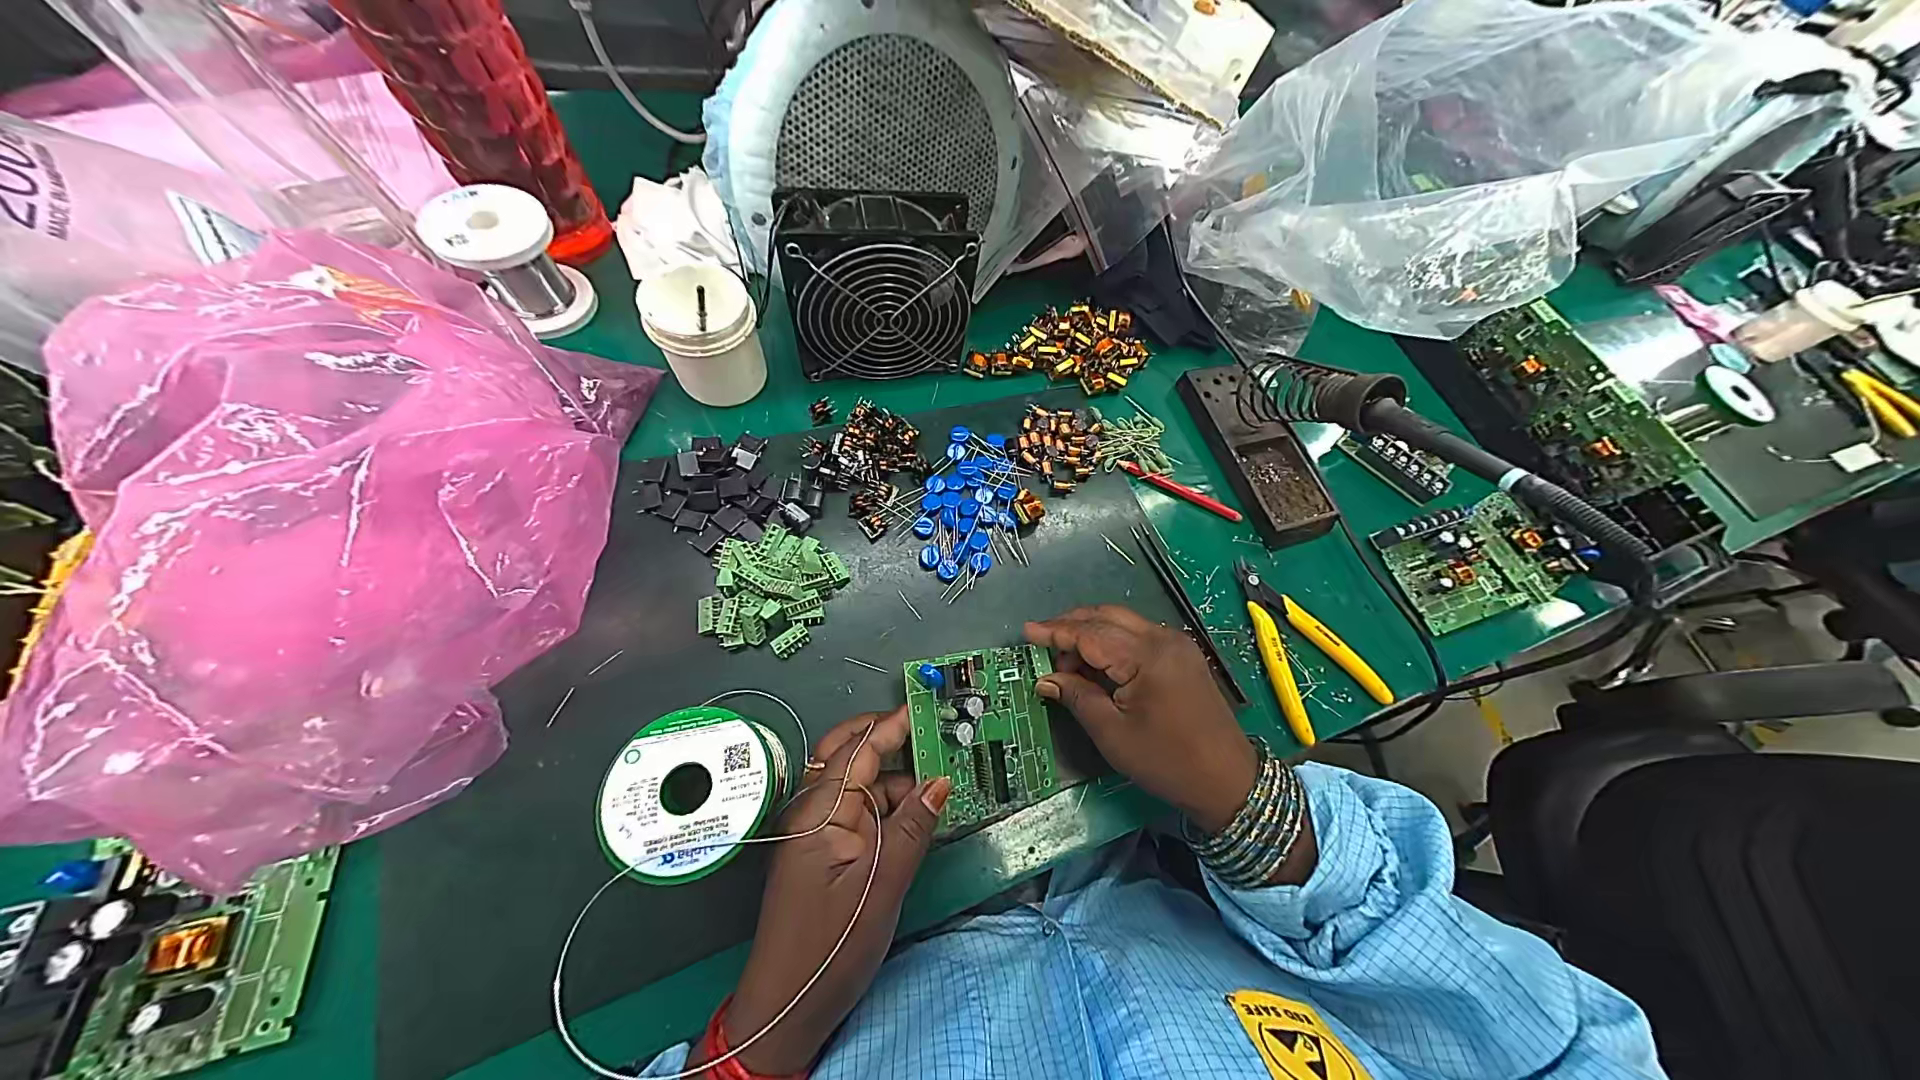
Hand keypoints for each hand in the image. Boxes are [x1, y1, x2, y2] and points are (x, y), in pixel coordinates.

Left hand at [720, 706, 951, 1074]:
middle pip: (849, 755)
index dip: (892, 725)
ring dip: (893, 775)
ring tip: (934, 778)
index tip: (924, 708)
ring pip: (858, 784)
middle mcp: (814, 811)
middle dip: (886, 737)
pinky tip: (914, 812)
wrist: (784, 1007)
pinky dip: (886, 803)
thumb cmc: (829, 948)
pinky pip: (858, 810)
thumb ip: (911, 829)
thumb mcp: (881, 887)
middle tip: (928, 733)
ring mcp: (818, 830)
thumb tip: (940, 783)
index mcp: (820, 811)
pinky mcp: (825, 849)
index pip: (860, 750)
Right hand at [1025, 605, 1256, 833]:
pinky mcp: (1182, 655)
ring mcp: (1176, 644)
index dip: (1055, 632)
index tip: (1026, 633)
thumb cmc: (1166, 761)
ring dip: (1091, 633)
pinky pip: (1137, 635)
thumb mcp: (1112, 733)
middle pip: (1106, 617)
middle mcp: (1163, 639)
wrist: (1229, 781)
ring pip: (1122, 622)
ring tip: (1066, 662)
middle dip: (1071, 626)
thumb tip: (1046, 679)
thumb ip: (1077, 697)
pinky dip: (1111, 642)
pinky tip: (1096, 663)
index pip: (1090, 633)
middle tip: (1042, 645)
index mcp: (1146, 656)